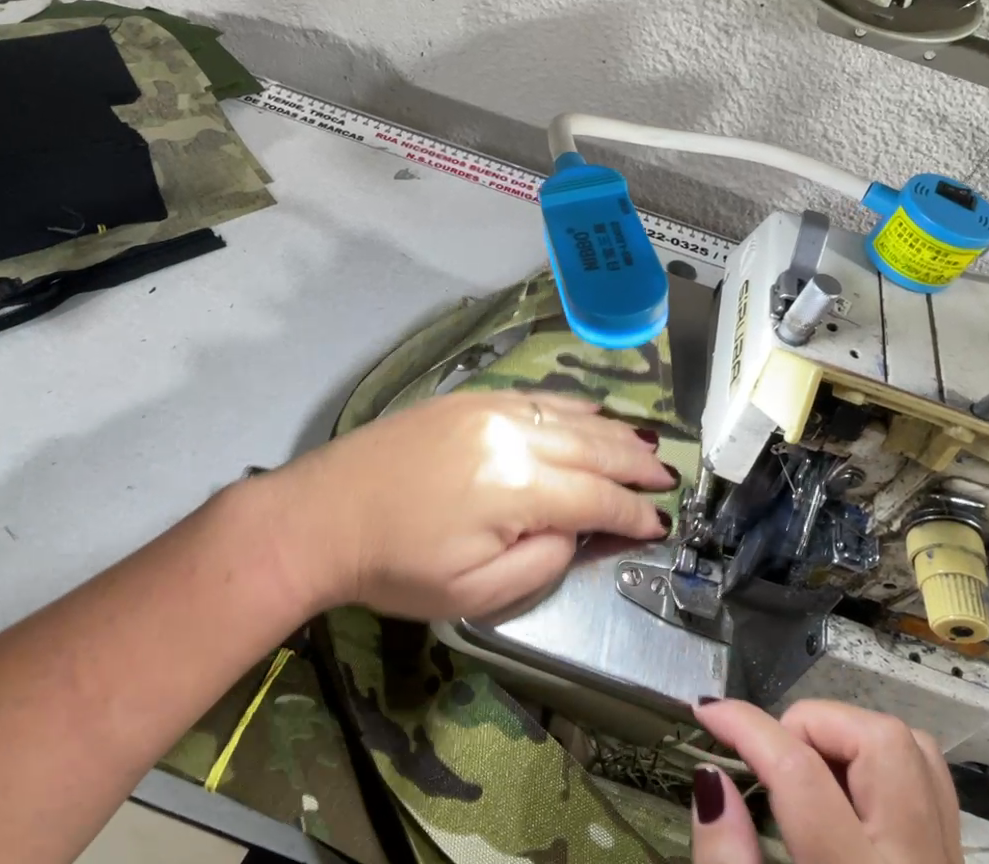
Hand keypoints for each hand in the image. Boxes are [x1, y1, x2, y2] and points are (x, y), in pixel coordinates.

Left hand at [254, 391, 673, 619]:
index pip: (595, 499)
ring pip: (569, 416)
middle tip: (667, 480)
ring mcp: (487, 408)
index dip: (631, 514)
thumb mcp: (474, 592)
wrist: (321, 517)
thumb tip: (576, 530)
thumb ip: (542, 562)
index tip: (658, 525)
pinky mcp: (465, 399)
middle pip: (593, 447)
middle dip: (635, 465)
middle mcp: (511, 436)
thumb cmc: (396, 568)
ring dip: (612, 432)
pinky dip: (570, 406)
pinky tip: (590, 411)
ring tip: (644, 446)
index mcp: (516, 488)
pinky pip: (534, 396)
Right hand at [690, 699, 962, 863]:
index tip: (707, 713)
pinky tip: (846, 793)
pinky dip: (883, 761)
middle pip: (879, 742)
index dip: (745, 726)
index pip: (800, 771)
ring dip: (851, 738)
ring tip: (807, 770)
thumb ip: (725, 858)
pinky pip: (929, 780)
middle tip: (771, 759)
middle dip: (812, 726)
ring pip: (915, 750)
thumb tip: (710, 777)